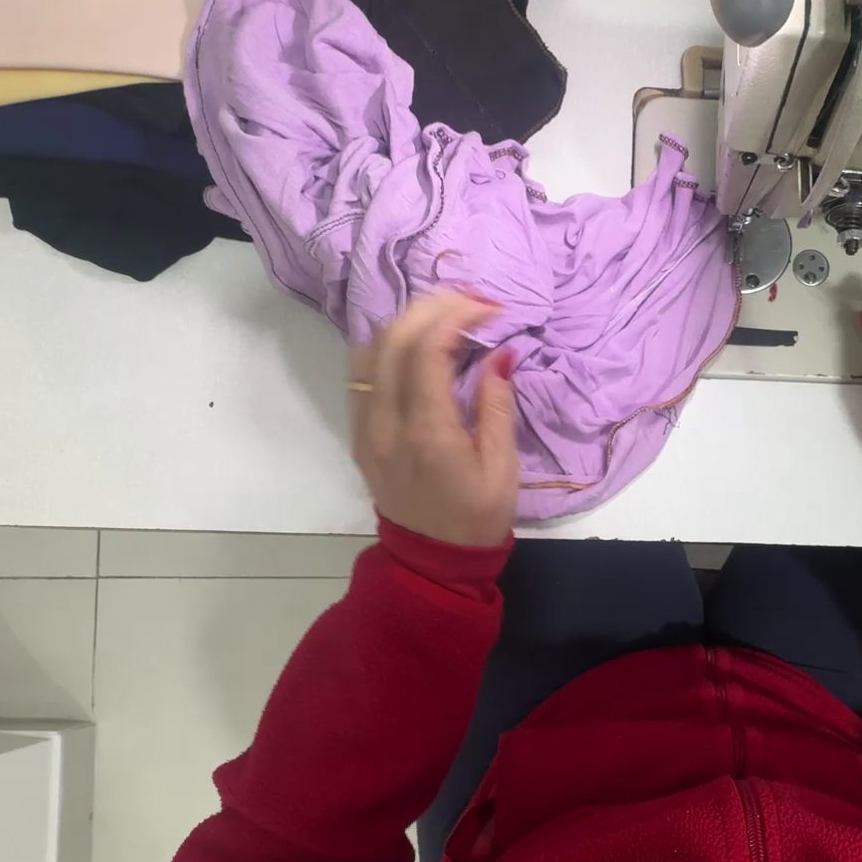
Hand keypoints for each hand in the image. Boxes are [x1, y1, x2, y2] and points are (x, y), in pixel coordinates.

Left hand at [350, 290, 518, 546]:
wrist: (431, 559)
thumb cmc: (477, 516)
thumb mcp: (503, 467)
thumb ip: (498, 406)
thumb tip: (500, 354)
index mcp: (428, 434)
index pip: (428, 350)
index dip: (458, 315)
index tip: (491, 308)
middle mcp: (386, 423)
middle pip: (394, 338)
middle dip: (433, 306)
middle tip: (471, 301)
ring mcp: (365, 426)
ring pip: (370, 349)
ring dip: (407, 322)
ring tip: (445, 318)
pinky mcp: (359, 431)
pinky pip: (363, 372)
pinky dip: (389, 345)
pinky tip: (417, 345)